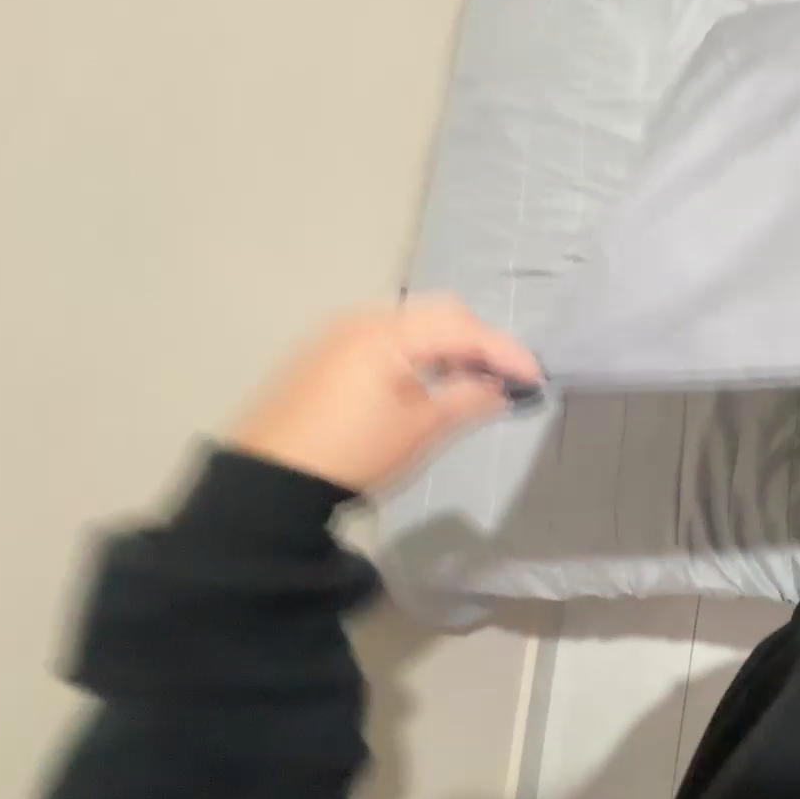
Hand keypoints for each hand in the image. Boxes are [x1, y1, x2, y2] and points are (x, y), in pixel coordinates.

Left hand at [226, 295, 541, 491]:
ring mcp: (343, 332)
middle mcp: (366, 321)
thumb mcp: (422, 429)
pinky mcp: (330, 350)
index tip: (536, 378)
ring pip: (418, 321)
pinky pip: (393, 334)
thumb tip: (505, 388)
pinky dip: (422, 348)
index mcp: (389, 336)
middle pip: (444, 313)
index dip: (507, 353)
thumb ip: (471, 399)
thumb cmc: (352, 453)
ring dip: (452, 343)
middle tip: (504, 376)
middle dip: (481, 341)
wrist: (263, 485)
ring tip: (472, 378)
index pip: (466, 331)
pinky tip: (432, 378)